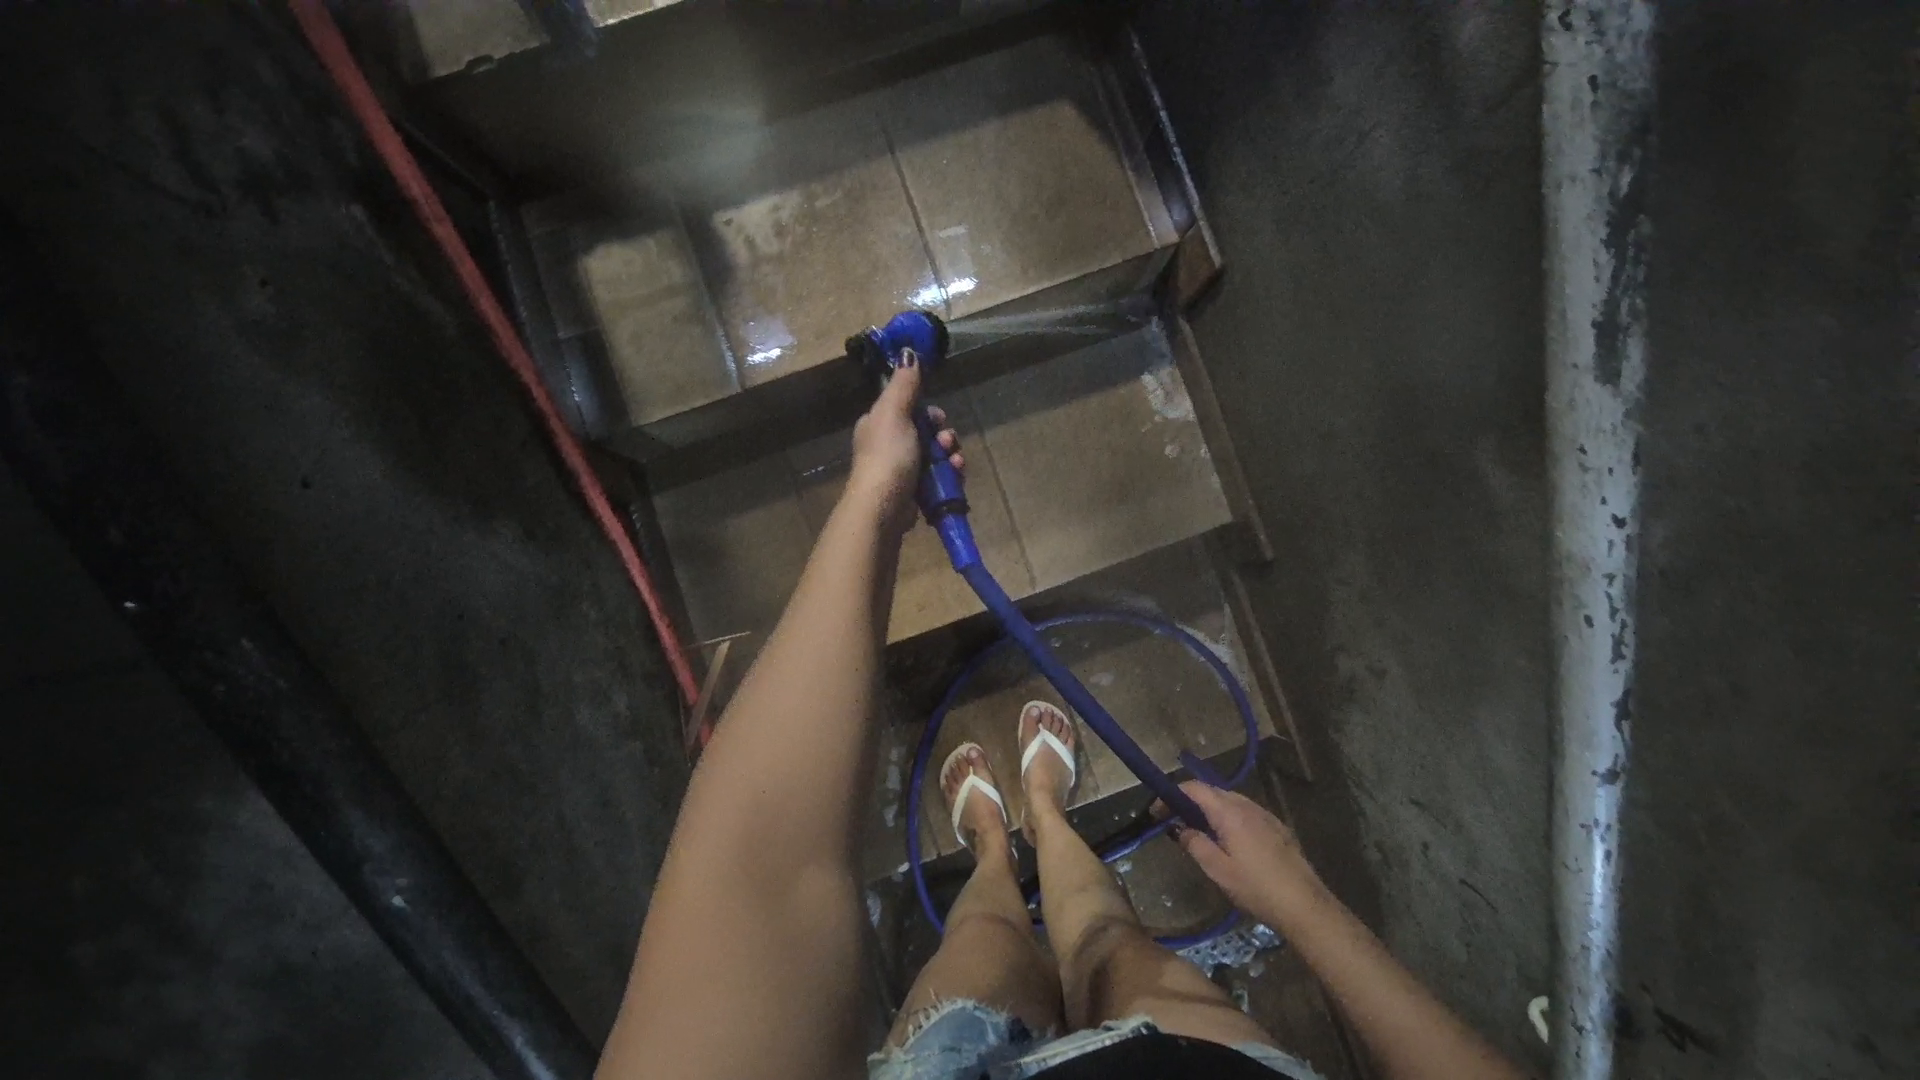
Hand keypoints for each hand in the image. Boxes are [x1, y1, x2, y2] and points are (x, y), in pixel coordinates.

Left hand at [849, 357, 962, 532]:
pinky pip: (938, 478)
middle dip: (944, 436)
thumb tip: (908, 353)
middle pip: (927, 433)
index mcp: (879, 424)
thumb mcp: (894, 412)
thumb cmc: (888, 456)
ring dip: (951, 456)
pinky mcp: (914, 493)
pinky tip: (955, 477)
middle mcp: (889, 446)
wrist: (883, 507)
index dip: (928, 412)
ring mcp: (902, 471)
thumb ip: (903, 385)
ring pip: (936, 456)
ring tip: (954, 463)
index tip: (937, 418)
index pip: (909, 408)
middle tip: (946, 442)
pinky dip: (949, 476)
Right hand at [1166, 781, 1324, 924]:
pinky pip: (1246, 812)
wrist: (1304, 904)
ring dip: (1210, 809)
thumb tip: (1180, 829)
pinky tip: (1229, 840)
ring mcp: (1265, 815)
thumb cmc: (1256, 888)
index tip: (1158, 810)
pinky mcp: (1277, 827)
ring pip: (1230, 801)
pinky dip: (1229, 817)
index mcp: (1230, 813)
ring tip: (1199, 831)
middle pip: (1212, 792)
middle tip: (1175, 821)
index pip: (1195, 788)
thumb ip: (1195, 844)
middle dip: (1190, 801)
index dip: (1173, 794)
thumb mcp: (1217, 870)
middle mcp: (1248, 806)